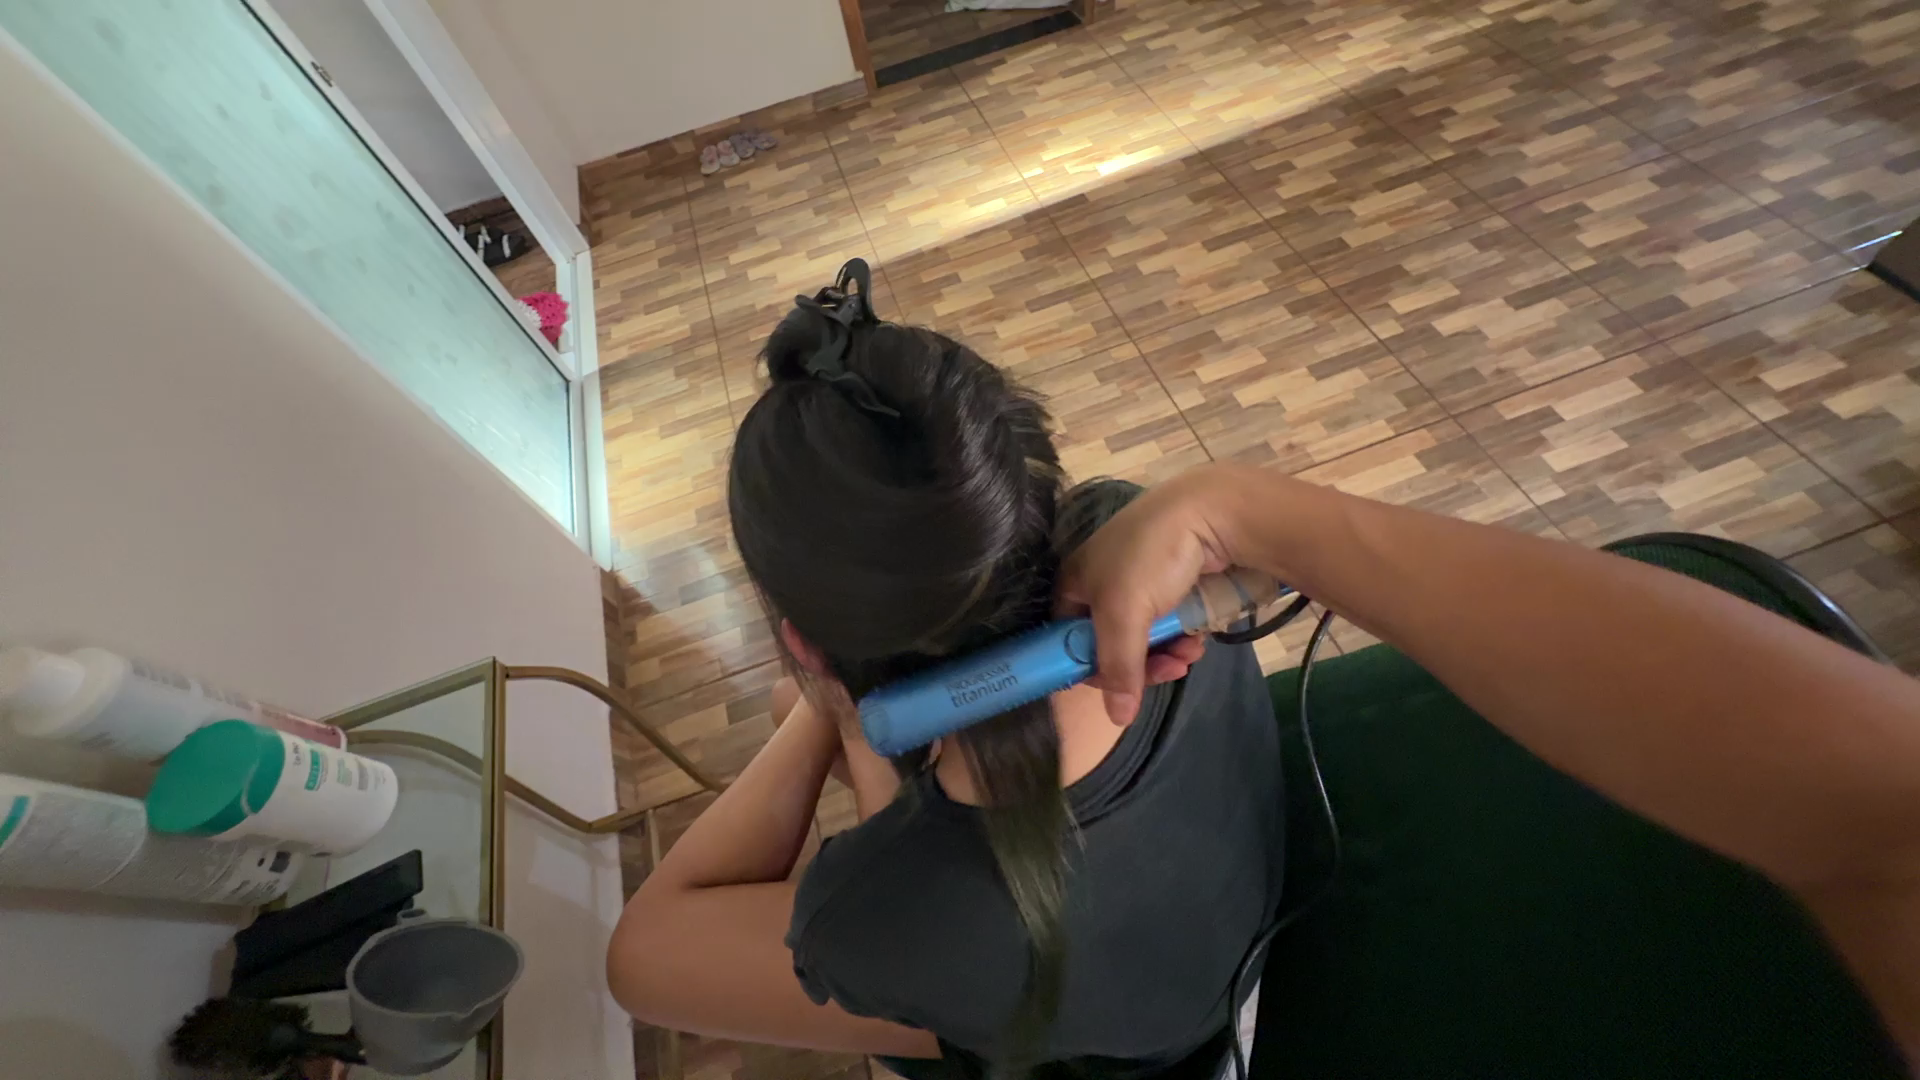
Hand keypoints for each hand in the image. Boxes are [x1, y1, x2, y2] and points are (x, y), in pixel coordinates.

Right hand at [1057, 464, 1256, 724]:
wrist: (1212, 510)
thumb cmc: (1150, 557)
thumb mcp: (1124, 613)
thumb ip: (1118, 667)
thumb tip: (1117, 719)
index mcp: (1073, 582)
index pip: (1064, 639)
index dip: (1086, 667)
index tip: (1117, 686)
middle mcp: (1098, 582)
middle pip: (1106, 642)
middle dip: (1137, 664)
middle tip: (1168, 672)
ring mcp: (1135, 581)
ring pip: (1140, 636)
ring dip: (1164, 655)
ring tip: (1189, 656)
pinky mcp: (1168, 581)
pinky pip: (1164, 623)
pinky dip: (1179, 637)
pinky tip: (1198, 640)